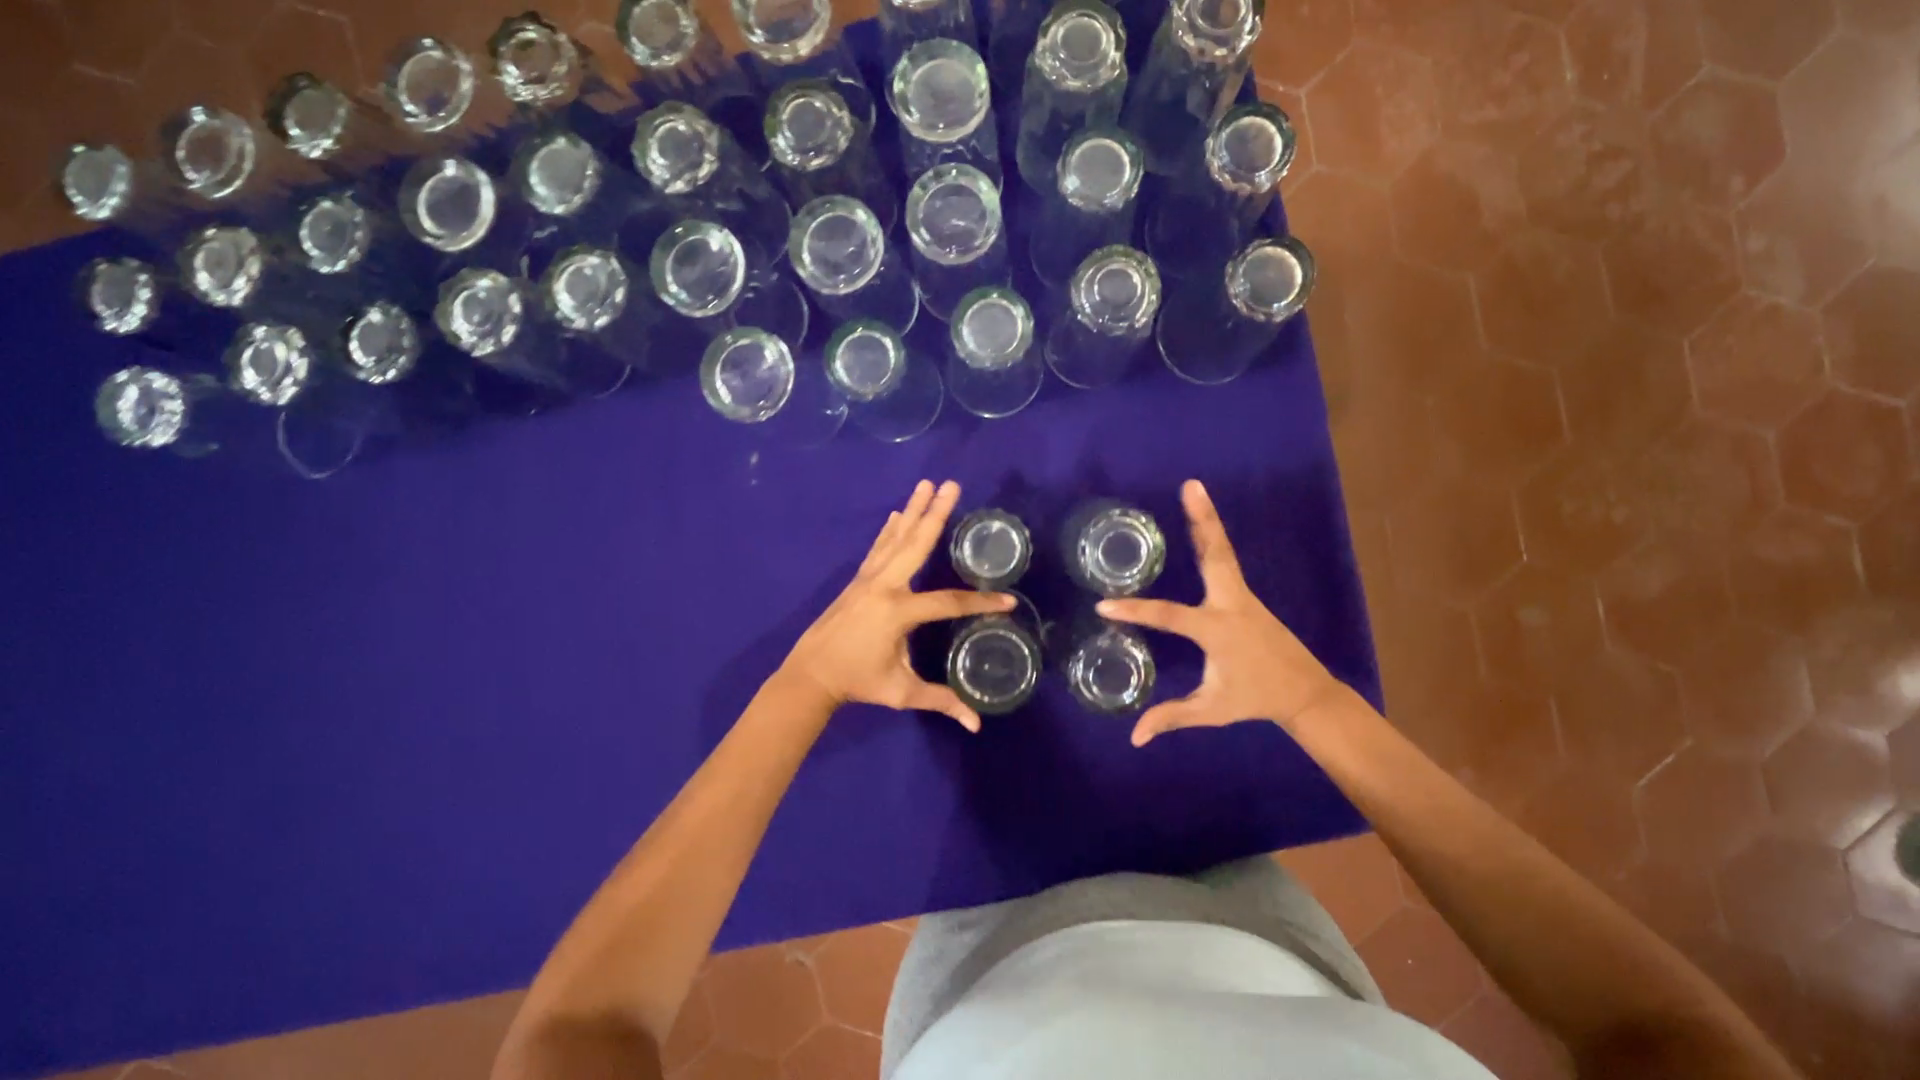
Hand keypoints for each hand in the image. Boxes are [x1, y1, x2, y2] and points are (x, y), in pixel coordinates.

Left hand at [780, 480, 1015, 731]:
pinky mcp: (858, 580)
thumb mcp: (901, 692)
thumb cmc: (858, 682)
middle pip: (916, 544)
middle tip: (952, 484)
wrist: (811, 674)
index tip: (1008, 601)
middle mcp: (884, 587)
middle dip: (936, 513)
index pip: (949, 603)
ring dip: (913, 510)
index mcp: (899, 612)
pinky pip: (879, 548)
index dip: (981, 604)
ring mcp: (868, 579)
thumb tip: (975, 724)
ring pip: (896, 539)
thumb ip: (940, 700)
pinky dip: (890, 529)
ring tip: (927, 483)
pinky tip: (898, 513)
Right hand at [1098, 480, 1349, 746]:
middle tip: (1191, 486)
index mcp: (1218, 630)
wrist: (1303, 691)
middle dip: (1203, 520)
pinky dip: (1211, 538)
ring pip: (1222, 551)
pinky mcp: (1245, 595)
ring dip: (1207, 520)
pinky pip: (1225, 560)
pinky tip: (1200, 525)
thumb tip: (1135, 737)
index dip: (1136, 611)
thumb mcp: (1211, 709)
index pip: (1169, 615)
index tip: (1104, 606)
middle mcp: (1231, 603)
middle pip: (1214, 554)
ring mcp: (1242, 595)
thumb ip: (1172, 717)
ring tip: (1193, 490)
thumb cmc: (1254, 698)